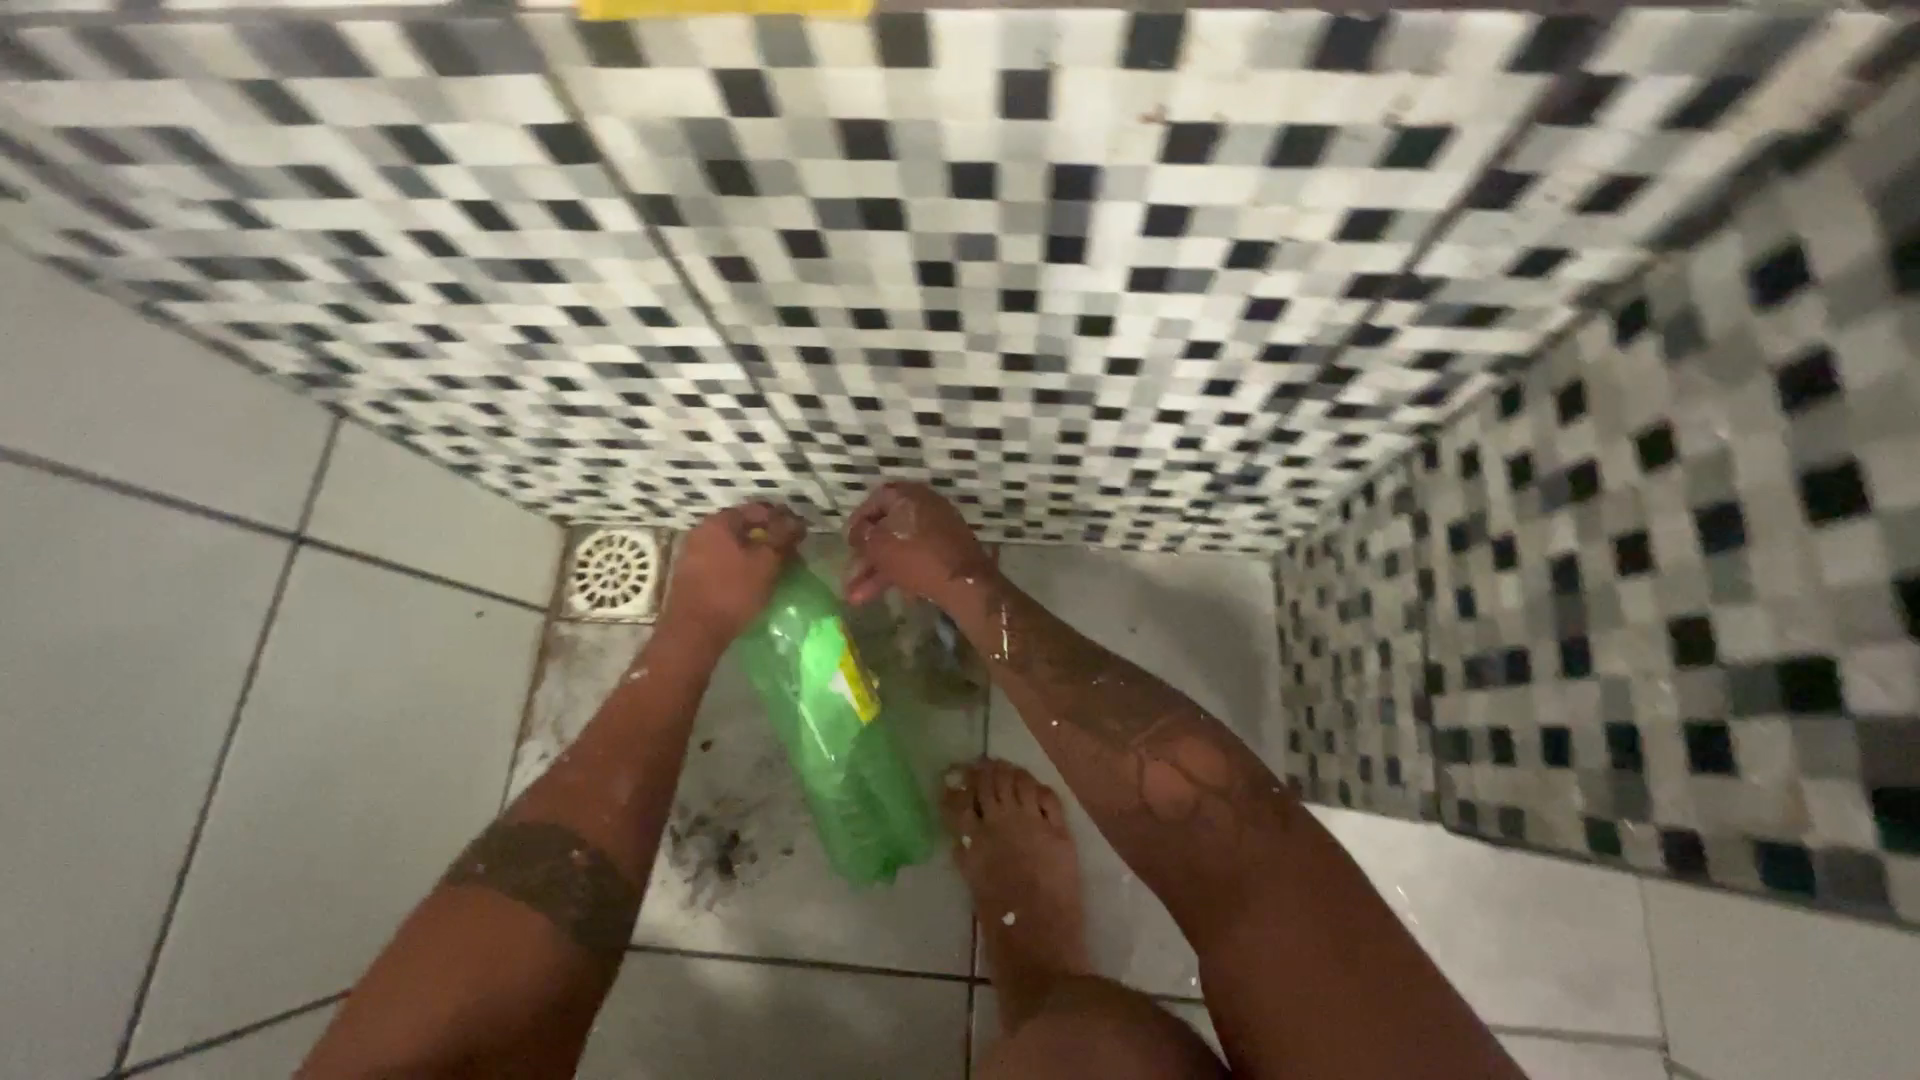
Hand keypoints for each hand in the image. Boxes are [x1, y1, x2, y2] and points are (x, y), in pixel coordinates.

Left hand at [659, 501, 805, 649]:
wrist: (693, 632)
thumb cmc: (732, 591)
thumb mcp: (765, 562)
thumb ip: (782, 537)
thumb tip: (796, 521)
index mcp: (717, 523)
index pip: (755, 509)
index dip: (780, 517)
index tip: (799, 531)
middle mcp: (701, 533)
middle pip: (742, 528)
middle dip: (768, 536)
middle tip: (790, 550)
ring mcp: (692, 556)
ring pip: (732, 547)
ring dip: (754, 553)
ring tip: (776, 567)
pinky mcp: (691, 577)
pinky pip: (721, 563)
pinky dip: (740, 566)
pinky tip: (754, 580)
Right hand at [844, 481, 992, 609]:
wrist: (965, 583)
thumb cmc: (916, 557)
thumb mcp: (878, 544)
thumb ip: (861, 534)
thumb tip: (857, 531)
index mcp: (909, 496)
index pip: (876, 499)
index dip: (858, 520)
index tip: (847, 540)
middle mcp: (925, 507)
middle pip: (887, 529)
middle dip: (865, 558)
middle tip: (849, 578)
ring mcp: (939, 531)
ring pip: (900, 549)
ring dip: (876, 572)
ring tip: (855, 598)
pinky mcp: (948, 553)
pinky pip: (916, 559)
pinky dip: (898, 574)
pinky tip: (883, 595)